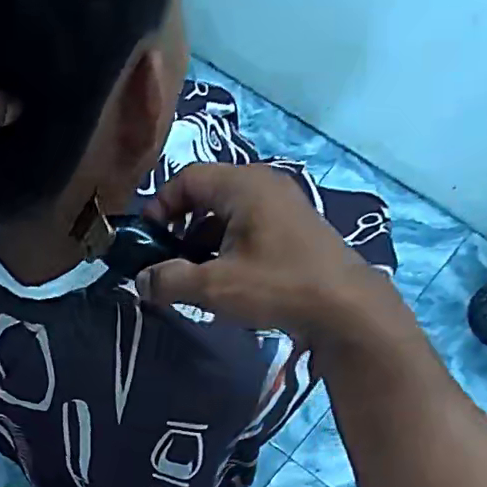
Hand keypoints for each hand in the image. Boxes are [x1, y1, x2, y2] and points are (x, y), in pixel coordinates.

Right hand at [136, 164, 411, 349]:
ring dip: (204, 243)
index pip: (187, 178)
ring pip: (229, 215)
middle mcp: (265, 185)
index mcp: (243, 185)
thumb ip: (169, 280)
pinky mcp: (296, 231)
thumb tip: (142, 280)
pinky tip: (227, 282)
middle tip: (168, 261)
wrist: (345, 308)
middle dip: (181, 228)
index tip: (148, 241)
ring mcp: (284, 207)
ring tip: (195, 278)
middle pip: (207, 195)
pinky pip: (249, 229)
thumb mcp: (213, 286)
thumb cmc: (276, 286)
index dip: (160, 206)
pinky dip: (229, 249)